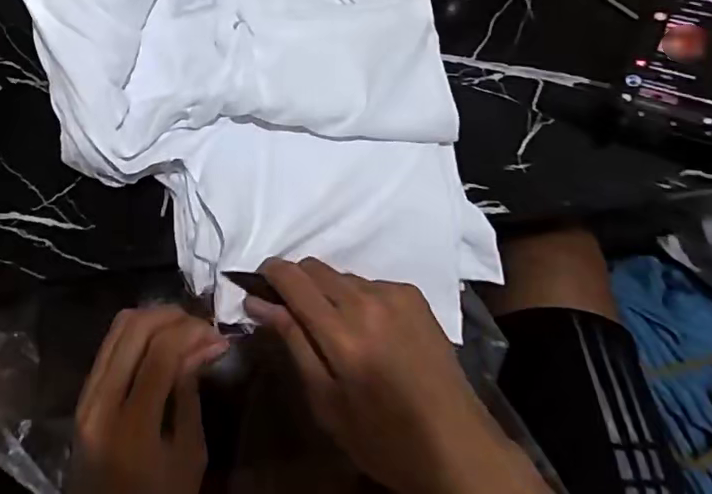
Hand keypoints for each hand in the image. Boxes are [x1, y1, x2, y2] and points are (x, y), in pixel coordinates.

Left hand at [70, 304, 226, 493]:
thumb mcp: (188, 456)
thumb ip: (190, 394)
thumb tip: (205, 343)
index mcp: (130, 428)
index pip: (160, 353)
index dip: (191, 331)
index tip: (216, 331)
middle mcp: (99, 404)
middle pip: (134, 328)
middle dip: (172, 316)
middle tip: (201, 325)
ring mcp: (85, 398)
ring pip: (117, 329)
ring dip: (154, 318)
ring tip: (183, 329)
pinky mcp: (82, 396)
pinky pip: (109, 346)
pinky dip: (137, 333)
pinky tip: (161, 341)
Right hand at [250, 258, 546, 493]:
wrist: (455, 443)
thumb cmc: (382, 437)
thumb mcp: (326, 402)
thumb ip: (293, 343)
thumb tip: (258, 302)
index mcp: (342, 333)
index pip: (293, 278)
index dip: (269, 273)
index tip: (257, 283)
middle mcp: (367, 301)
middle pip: (315, 267)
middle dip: (296, 282)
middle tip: (293, 313)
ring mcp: (394, 293)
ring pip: (342, 275)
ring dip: (328, 291)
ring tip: (336, 328)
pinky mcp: (413, 293)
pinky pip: (370, 283)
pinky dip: (358, 298)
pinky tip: (370, 330)